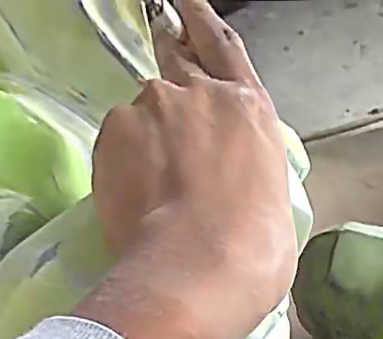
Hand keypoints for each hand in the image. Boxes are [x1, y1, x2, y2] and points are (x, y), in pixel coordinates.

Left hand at [73, 0, 296, 338]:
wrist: (198, 268)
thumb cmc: (251, 255)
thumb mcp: (270, 211)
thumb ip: (246, 183)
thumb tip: (236, 203)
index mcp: (249, 112)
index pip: (223, 50)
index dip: (202, 26)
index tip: (184, 9)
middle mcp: (200, 94)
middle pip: (175, 65)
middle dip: (164, 63)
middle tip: (152, 79)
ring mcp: (153, 107)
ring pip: (139, 118)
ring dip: (140, 146)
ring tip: (145, 194)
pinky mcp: (114, 133)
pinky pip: (112, 148)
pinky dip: (117, 172)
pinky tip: (128, 205)